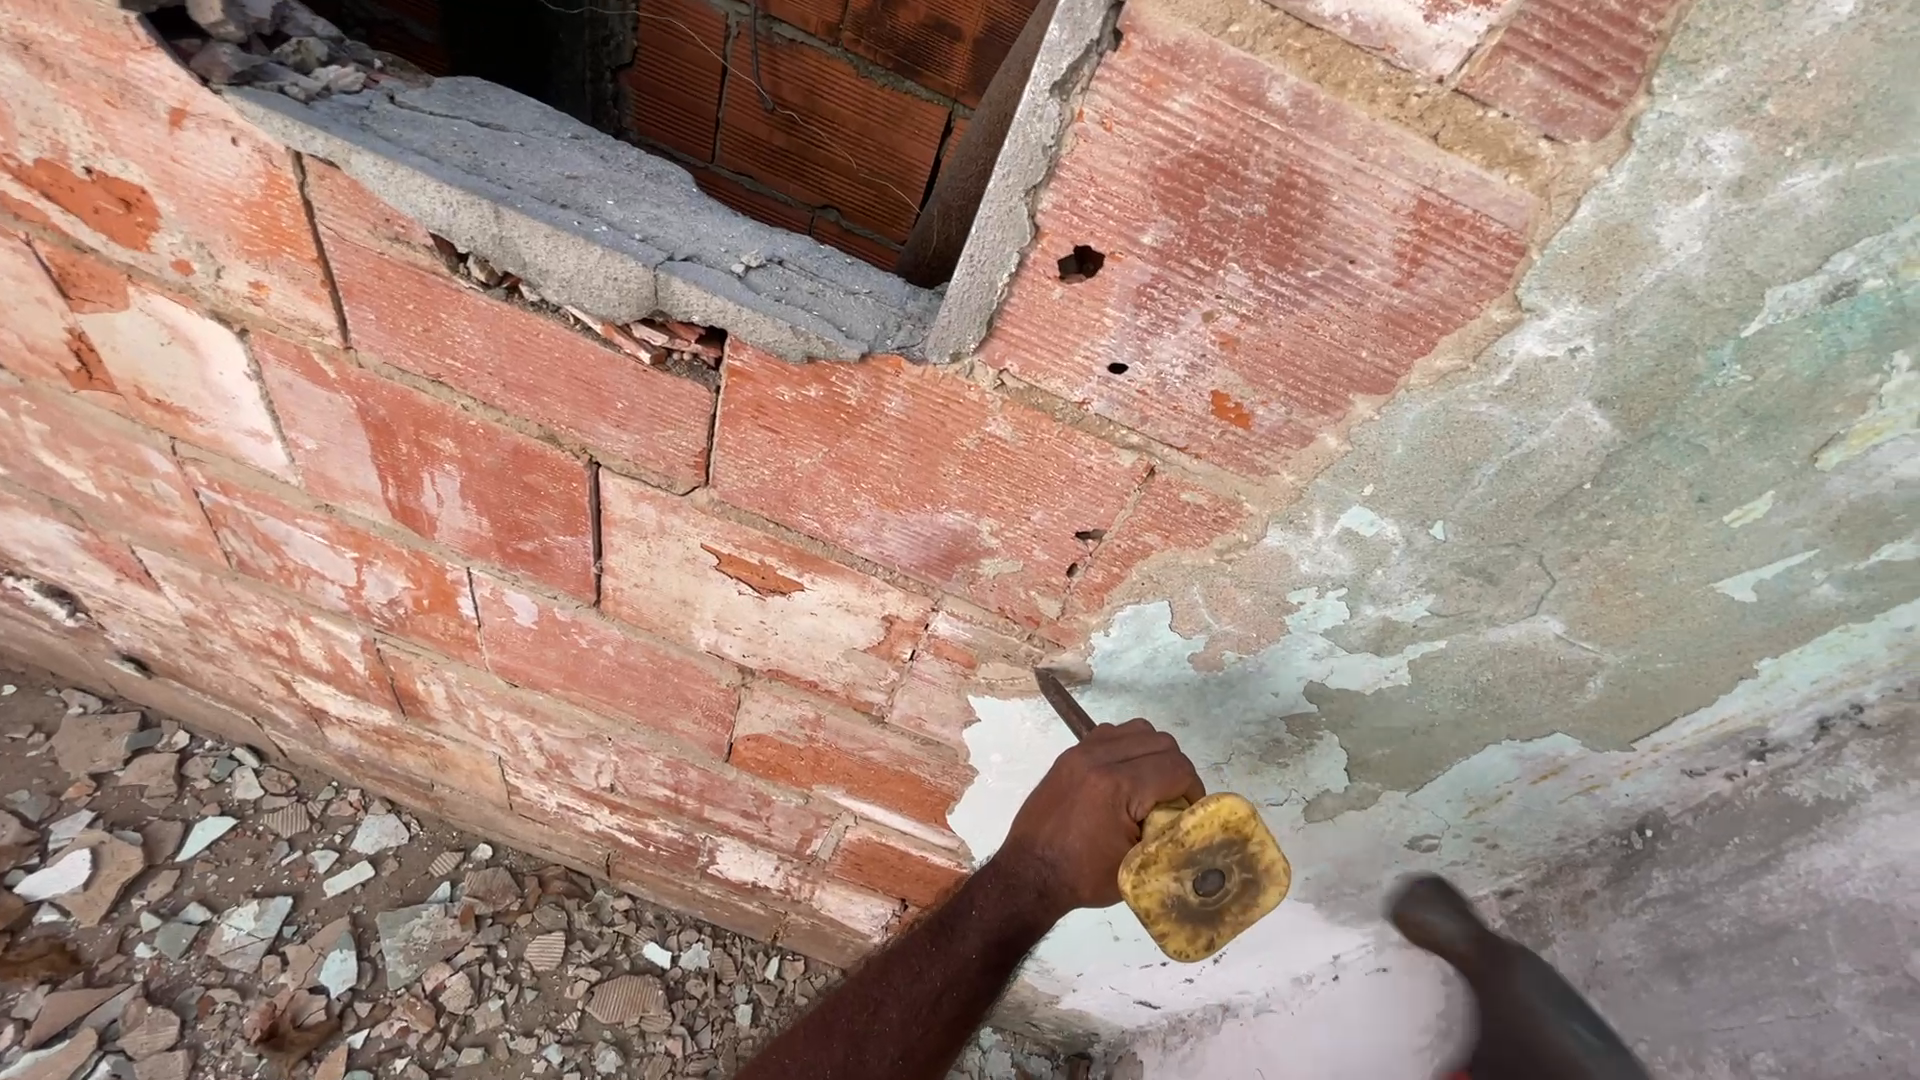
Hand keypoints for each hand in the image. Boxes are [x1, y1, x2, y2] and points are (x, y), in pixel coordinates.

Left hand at [994, 719, 1205, 920]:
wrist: (1029, 871)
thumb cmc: (1083, 876)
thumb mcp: (1137, 863)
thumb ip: (1167, 833)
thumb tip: (1187, 816)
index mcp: (1116, 786)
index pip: (1176, 767)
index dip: (1193, 789)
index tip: (1190, 811)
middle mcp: (1098, 758)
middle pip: (1160, 742)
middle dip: (1176, 770)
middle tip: (1173, 800)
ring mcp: (1080, 752)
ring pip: (1136, 730)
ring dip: (1152, 754)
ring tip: (1150, 786)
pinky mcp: (1069, 754)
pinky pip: (1110, 733)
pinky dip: (1127, 748)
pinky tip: (1126, 777)